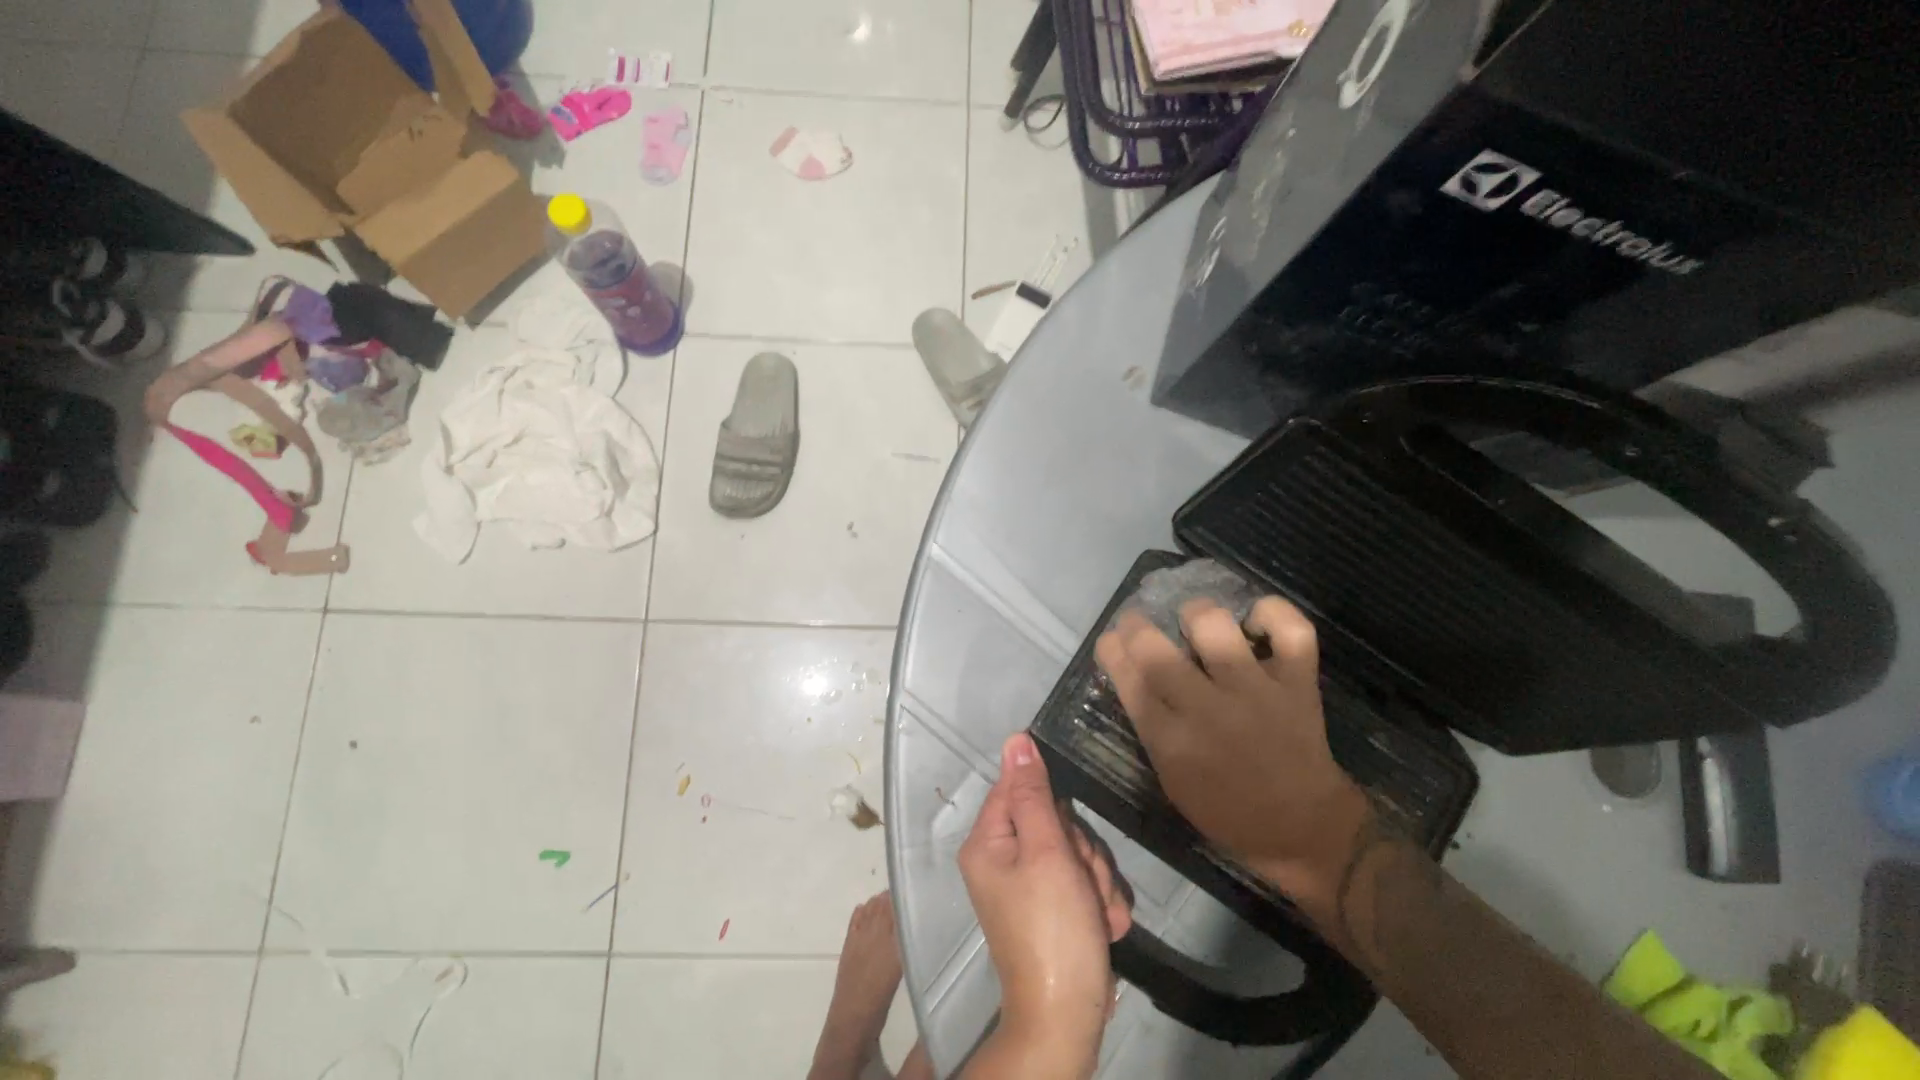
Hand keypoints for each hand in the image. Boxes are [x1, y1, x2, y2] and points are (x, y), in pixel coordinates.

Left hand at [959, 734, 1131, 1054]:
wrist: (1068, 1015)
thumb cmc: (1052, 929)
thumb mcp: (1046, 853)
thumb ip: (1033, 794)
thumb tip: (1015, 739)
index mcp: (988, 842)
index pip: (1020, 788)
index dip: (1054, 808)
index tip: (1065, 838)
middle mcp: (1004, 860)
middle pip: (1057, 822)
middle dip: (1083, 853)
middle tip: (1081, 883)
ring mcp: (1032, 887)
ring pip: (1080, 854)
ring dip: (1097, 883)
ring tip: (1092, 913)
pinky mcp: (1057, 910)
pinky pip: (1088, 886)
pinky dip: (1100, 906)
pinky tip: (1099, 928)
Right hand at [1094, 597, 1370, 902]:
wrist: (1302, 828)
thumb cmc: (1227, 811)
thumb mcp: (1172, 780)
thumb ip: (1153, 729)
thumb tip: (1135, 678)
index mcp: (1171, 741)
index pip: (1128, 680)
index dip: (1112, 649)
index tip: (1111, 640)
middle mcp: (1207, 710)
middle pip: (1155, 649)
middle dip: (1136, 626)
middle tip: (1139, 622)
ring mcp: (1255, 692)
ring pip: (1214, 625)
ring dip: (1196, 614)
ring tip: (1196, 623)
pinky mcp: (1297, 683)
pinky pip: (1290, 629)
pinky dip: (1271, 613)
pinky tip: (1255, 622)